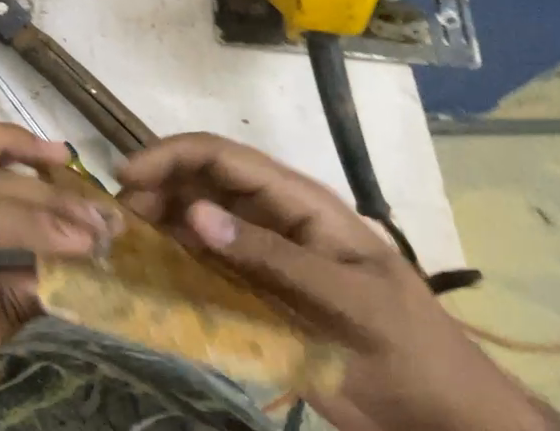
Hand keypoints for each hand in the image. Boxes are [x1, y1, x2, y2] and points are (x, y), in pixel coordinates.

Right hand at [119, 133, 559, 430]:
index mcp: (300, 204)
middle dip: (154, 186)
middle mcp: (270, 218)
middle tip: (117, 216)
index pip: (223, 157)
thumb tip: (193, 213)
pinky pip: (198, 261)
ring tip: (123, 240)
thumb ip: (273, 257)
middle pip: (199, 180)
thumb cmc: (408, 351)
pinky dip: (166, 257)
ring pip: (191, 216)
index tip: (126, 176)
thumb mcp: (349, 301)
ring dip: (154, 219)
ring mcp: (257, 254)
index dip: (170, 156)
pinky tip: (144, 268)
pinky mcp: (249, 290)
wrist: (441, 421)